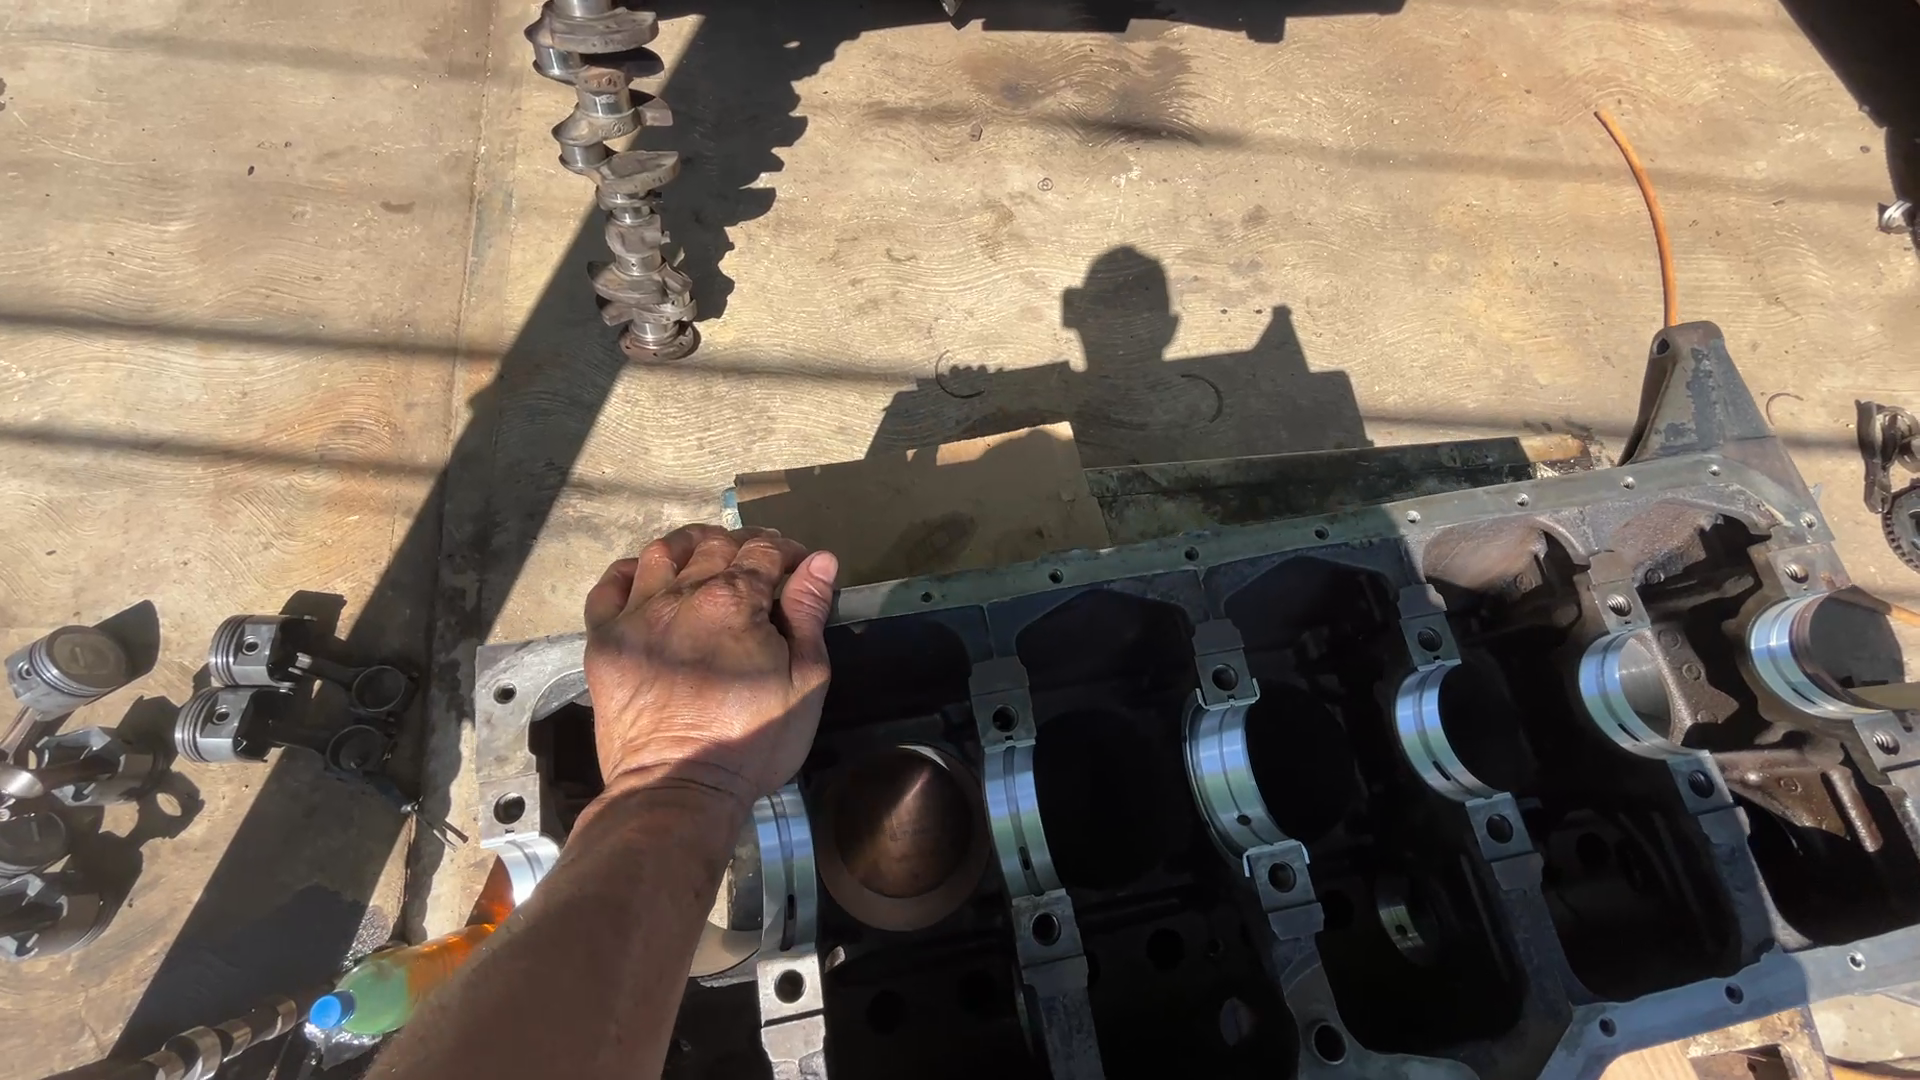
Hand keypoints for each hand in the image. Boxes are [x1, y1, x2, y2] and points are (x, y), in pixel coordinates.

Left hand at [582, 525, 837, 813]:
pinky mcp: (604, 639)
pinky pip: (610, 585)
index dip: (789, 552)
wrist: (678, 790)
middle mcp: (682, 594)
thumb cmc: (754, 739)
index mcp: (735, 601)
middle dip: (746, 545)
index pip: (765, 550)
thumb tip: (821, 559)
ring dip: (693, 546)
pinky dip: (632, 571)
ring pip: (663, 552)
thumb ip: (809, 614)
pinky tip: (651, 579)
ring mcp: (636, 614)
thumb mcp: (805, 681)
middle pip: (716, 545)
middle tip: (762, 566)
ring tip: (709, 559)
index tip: (800, 568)